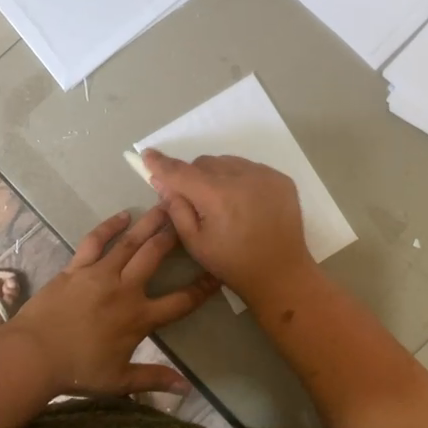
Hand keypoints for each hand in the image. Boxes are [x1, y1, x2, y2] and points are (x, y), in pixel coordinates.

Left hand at [1, 208, 216, 395]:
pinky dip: (109, 226)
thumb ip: (154, 379)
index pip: (180, 301)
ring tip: (164, 206)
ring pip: (130, 242)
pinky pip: (95, 241)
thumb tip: (187, 389)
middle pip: (155, 256)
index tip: (218, 273)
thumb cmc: (77, 371)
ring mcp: (99, 274)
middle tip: (188, 217)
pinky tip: (122, 215)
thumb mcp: (119, 381)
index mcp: (139, 318)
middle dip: (174, 236)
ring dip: (149, 223)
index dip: (203, 288)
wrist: (33, 354)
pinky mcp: (75, 268)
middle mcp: (124, 289)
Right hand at [140, 150, 314, 303]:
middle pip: (203, 163)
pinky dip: (239, 178)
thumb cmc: (232, 263)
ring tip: (222, 202)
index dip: (160, 163)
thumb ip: (176, 208)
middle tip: (195, 200)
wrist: (281, 273)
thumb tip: (161, 181)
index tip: (146, 154)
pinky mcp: (280, 178)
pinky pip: (249, 167)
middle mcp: (240, 176)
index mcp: (215, 195)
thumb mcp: (194, 242)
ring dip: (216, 175)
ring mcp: (264, 175)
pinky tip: (244, 201)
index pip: (180, 171)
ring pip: (226, 162)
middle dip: (193, 176)